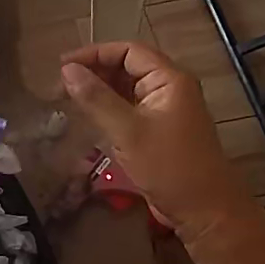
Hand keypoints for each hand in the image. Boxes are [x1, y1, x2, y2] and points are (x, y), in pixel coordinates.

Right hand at [60, 42, 264, 246]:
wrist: (204, 212)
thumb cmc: (169, 167)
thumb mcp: (127, 131)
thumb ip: (96, 98)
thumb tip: (67, 69)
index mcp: (169, 79)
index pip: (128, 51)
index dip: (94, 53)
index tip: (63, 65)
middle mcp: (169, 87)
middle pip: (127, 66)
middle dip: (93, 71)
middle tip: (60, 84)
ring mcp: (164, 109)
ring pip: (126, 88)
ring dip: (98, 89)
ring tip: (68, 97)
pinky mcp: (158, 129)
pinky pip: (128, 107)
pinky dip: (107, 107)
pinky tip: (87, 115)